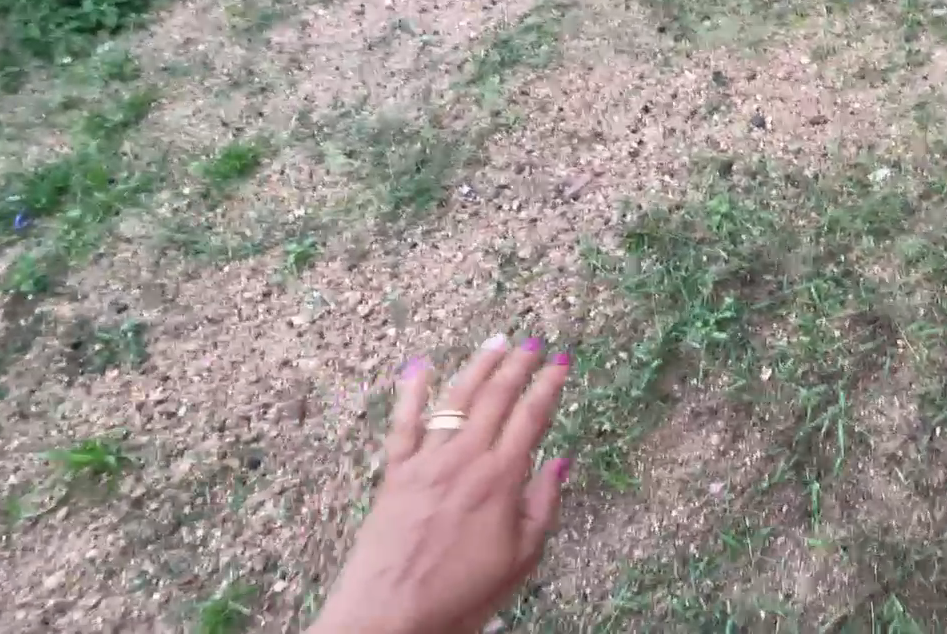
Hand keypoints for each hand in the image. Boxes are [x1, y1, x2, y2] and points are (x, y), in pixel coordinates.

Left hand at [310, 336, 572, 633]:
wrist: (384, 625)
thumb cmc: (459, 598)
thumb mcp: (520, 560)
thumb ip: (542, 505)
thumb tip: (559, 461)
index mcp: (501, 477)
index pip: (532, 415)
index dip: (550, 384)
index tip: (562, 360)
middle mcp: (466, 459)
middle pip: (497, 396)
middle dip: (519, 364)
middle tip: (535, 342)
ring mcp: (426, 463)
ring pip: (457, 399)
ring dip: (479, 365)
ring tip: (497, 341)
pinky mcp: (394, 475)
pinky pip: (403, 425)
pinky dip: (410, 392)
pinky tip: (419, 366)